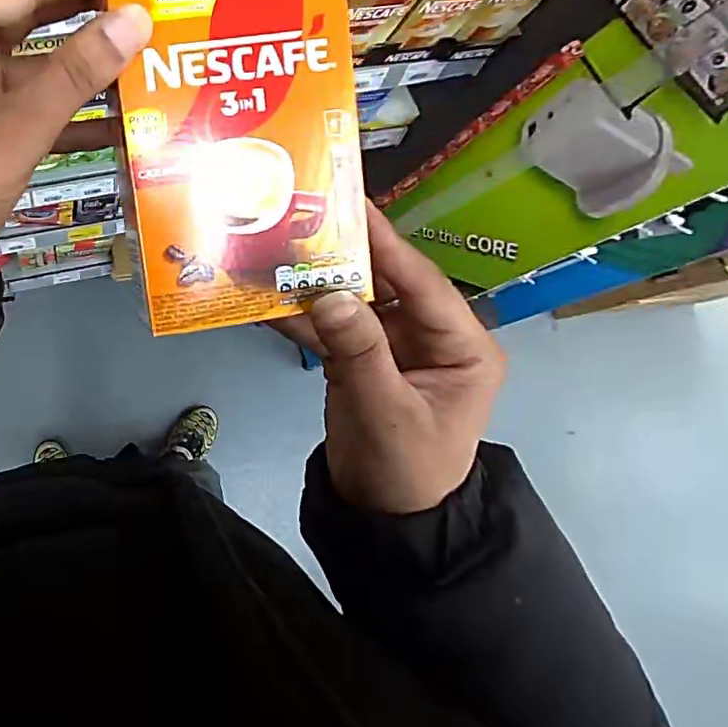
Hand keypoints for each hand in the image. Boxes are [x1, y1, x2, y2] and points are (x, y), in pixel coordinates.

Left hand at [0, 0, 150, 279]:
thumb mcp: (15, 133)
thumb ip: (75, 74)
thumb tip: (136, 18)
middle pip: (22, 7)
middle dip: (81, 0)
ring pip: (28, 50)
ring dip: (79, 53)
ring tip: (141, 35)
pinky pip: (23, 89)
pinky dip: (62, 96)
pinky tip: (115, 103)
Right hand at [270, 202, 504, 514]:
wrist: (382, 519)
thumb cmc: (405, 469)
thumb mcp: (386, 411)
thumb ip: (359, 351)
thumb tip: (328, 295)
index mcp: (462, 346)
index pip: (423, 284)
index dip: (388, 244)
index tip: (354, 206)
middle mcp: (427, 337)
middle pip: (384, 286)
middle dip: (345, 257)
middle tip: (305, 219)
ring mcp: (389, 347)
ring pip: (351, 304)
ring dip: (315, 285)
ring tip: (276, 251)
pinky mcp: (357, 360)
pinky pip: (329, 330)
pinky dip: (299, 319)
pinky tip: (265, 300)